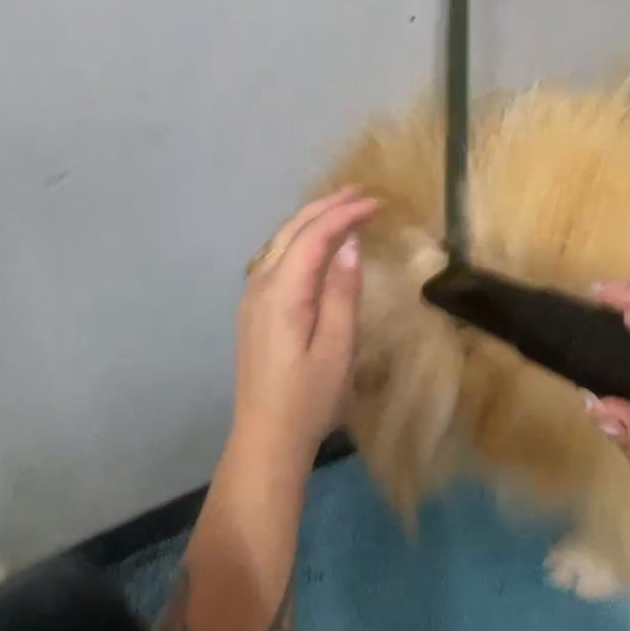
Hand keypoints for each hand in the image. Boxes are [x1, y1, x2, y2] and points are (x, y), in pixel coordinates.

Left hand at [231, 187, 378, 468]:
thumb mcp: (337, 349)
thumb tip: (350, 245)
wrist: (266, 438)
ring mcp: (253, 297)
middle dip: (325, 206)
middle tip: (360, 191)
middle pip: (292, 231)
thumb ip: (342, 293)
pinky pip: (277, 258)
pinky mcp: (254, 309)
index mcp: (282, 293)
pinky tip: (318, 242)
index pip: (313, 237)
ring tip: (343, 207)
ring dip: (312, 220)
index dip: (344, 215)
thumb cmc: (308, 399)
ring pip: (281, 242)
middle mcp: (261, 285)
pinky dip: (301, 239)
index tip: (376, 203)